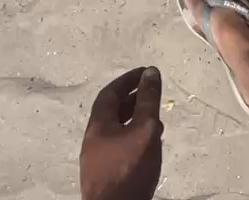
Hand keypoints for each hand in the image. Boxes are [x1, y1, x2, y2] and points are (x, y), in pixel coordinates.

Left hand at [81, 66, 163, 199]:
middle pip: (111, 111)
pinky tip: (148, 144)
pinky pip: (119, 146)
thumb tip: (151, 72)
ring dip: (135, 119)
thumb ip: (148, 101)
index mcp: (97, 126)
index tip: (146, 72)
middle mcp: (92, 141)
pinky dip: (133, 136)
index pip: (110, 93)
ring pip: (116, 130)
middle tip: (151, 91)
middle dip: (132, 98)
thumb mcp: (144, 129)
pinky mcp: (104, 176)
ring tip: (156, 118)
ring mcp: (96, 161)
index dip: (128, 79)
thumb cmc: (129, 169)